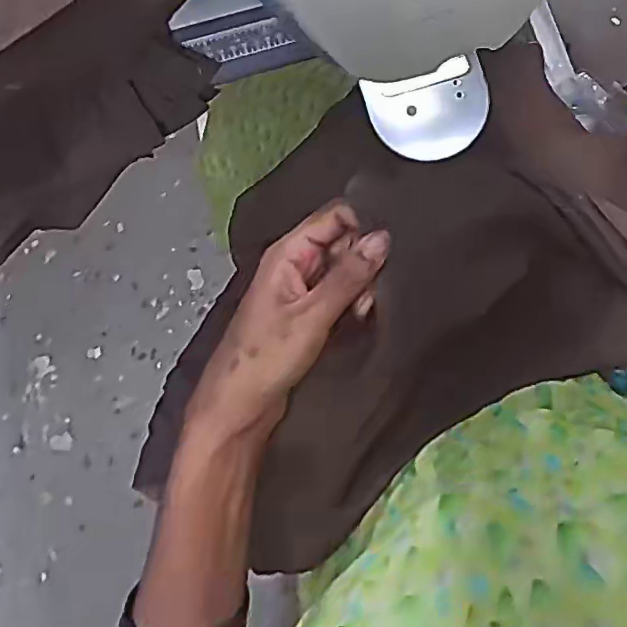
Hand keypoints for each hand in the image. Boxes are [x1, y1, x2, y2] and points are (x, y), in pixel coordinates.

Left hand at [184, 200, 387, 445]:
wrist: (238, 410)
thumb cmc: (260, 361)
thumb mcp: (312, 315)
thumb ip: (349, 276)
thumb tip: (381, 239)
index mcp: (287, 252)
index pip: (334, 216)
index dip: (363, 222)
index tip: (389, 241)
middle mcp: (296, 264)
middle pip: (343, 241)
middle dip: (365, 260)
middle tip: (376, 285)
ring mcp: (304, 289)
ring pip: (346, 269)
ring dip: (362, 286)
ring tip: (363, 309)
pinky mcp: (310, 312)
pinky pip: (342, 294)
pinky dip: (355, 303)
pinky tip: (359, 319)